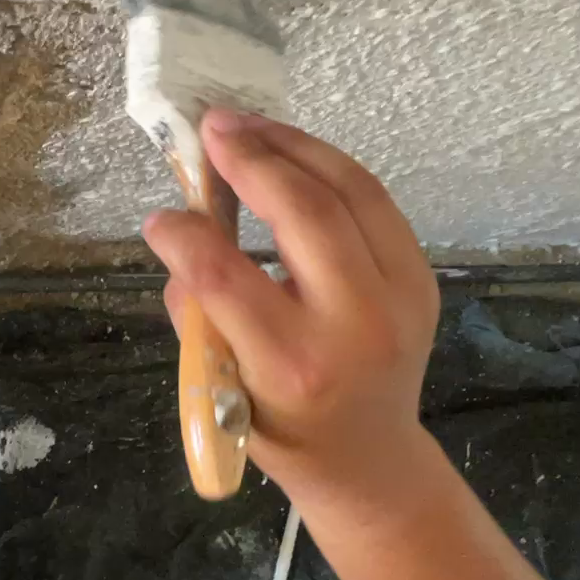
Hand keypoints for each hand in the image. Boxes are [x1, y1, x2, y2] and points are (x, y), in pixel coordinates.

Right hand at [142, 109, 441, 514]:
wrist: (365, 454)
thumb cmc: (277, 429)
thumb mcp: (217, 387)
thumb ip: (196, 312)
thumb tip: (184, 239)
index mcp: (291, 363)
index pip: (226, 277)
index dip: (185, 237)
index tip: (158, 219)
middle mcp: (355, 325)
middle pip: (306, 217)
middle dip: (253, 161)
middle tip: (211, 127)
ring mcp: (402, 296)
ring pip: (352, 193)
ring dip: (294, 147)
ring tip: (246, 125)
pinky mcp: (421, 277)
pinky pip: (373, 201)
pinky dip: (326, 166)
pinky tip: (289, 152)